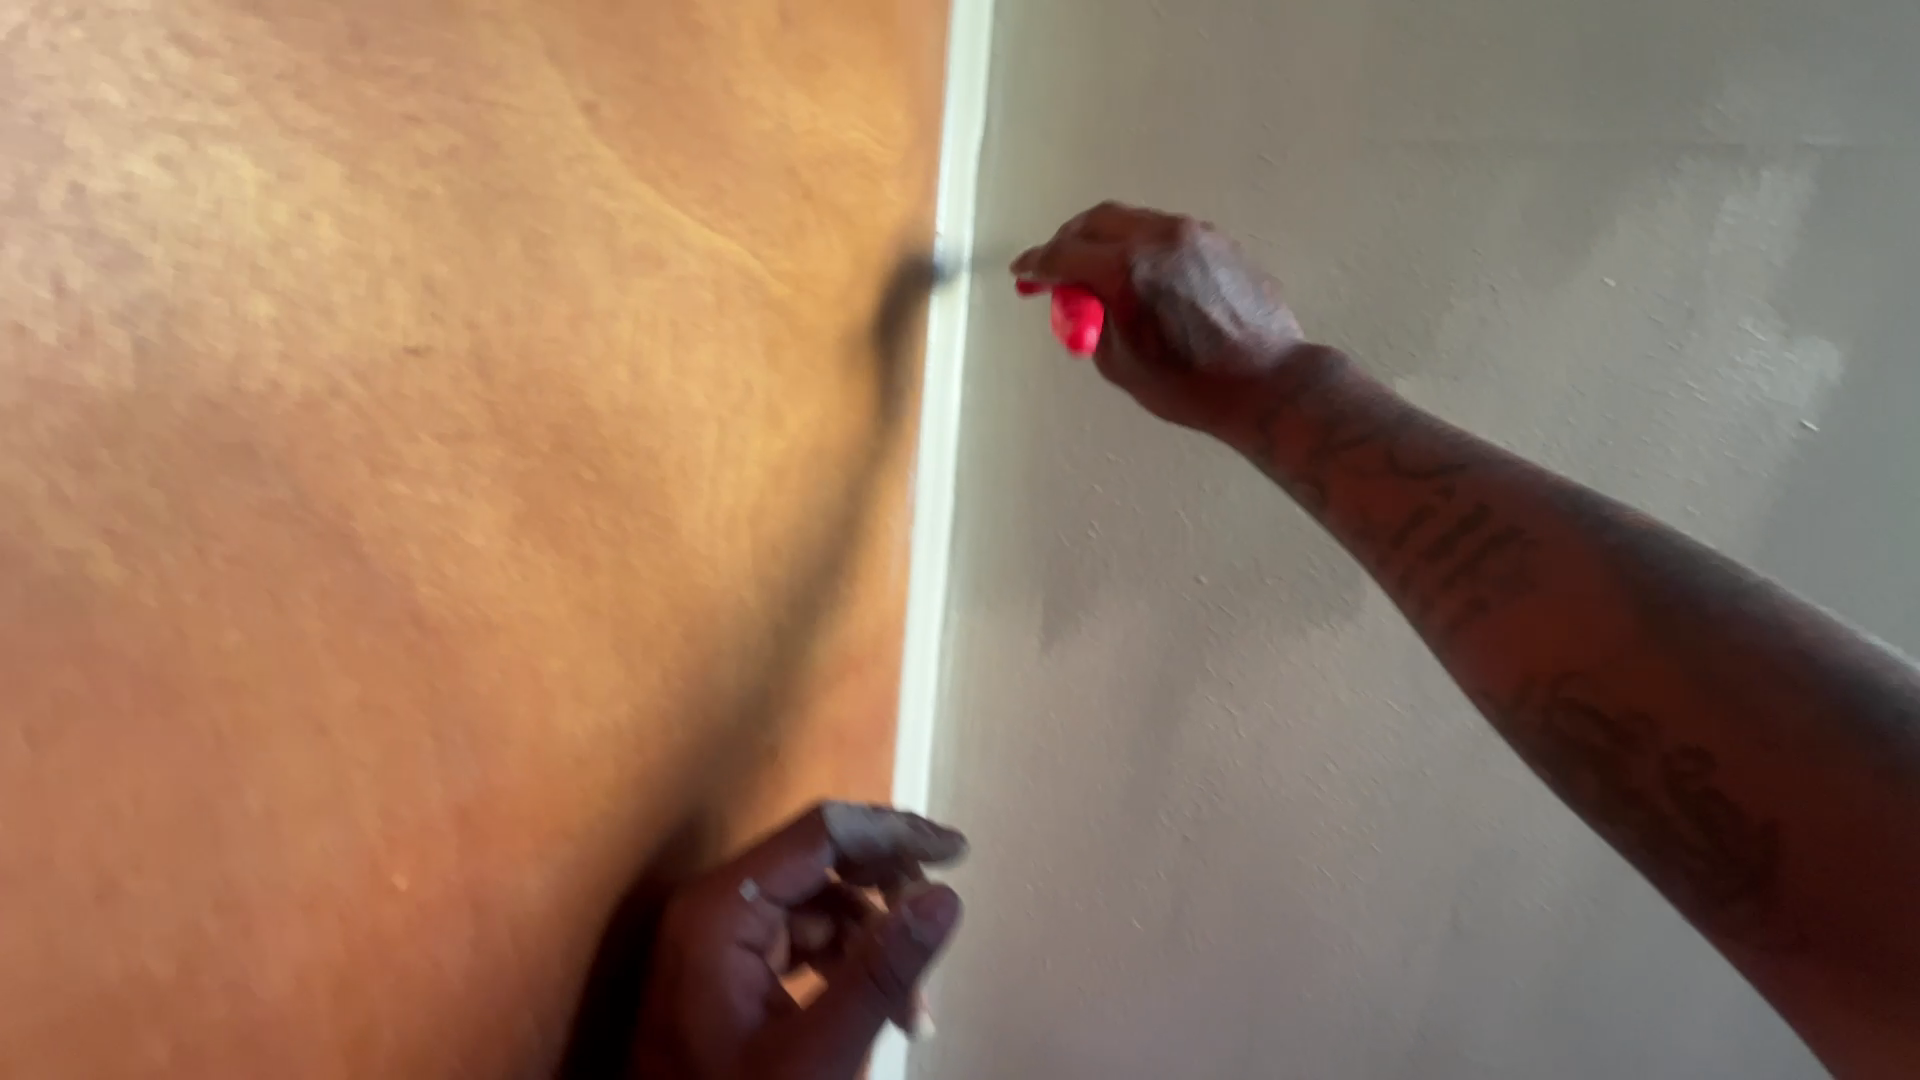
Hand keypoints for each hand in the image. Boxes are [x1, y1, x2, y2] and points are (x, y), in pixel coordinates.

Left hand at [630, 802, 966, 1079]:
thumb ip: (880, 973)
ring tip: (913, 1009)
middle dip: (888, 890)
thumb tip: (946, 896)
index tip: (955, 852)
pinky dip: (849, 961)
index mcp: (723, 907)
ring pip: (823, 899)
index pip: (823, 832)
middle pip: (824, 857)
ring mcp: (723, 929)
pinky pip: (806, 934)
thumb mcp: (815, 1055)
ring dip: (875, 938)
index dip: (893, 832)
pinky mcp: (734, 959)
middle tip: (937, 914)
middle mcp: (718, 901)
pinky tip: (882, 1008)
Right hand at [1012, 201, 1322, 432]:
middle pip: (1096, 221)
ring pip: (1132, 222)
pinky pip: (1164, 234)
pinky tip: (1140, 278)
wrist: (1263, 381)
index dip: (1036, 265)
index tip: (1023, 273)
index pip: (1064, 255)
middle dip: (1067, 242)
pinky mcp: (1218, 242)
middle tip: (1053, 269)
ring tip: (1097, 275)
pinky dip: (1140, 248)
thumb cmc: (1189, 386)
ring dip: (1105, 243)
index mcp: (1126, 271)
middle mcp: (1158, 238)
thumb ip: (1093, 321)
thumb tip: (1086, 300)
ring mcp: (1193, 234)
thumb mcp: (1118, 362)